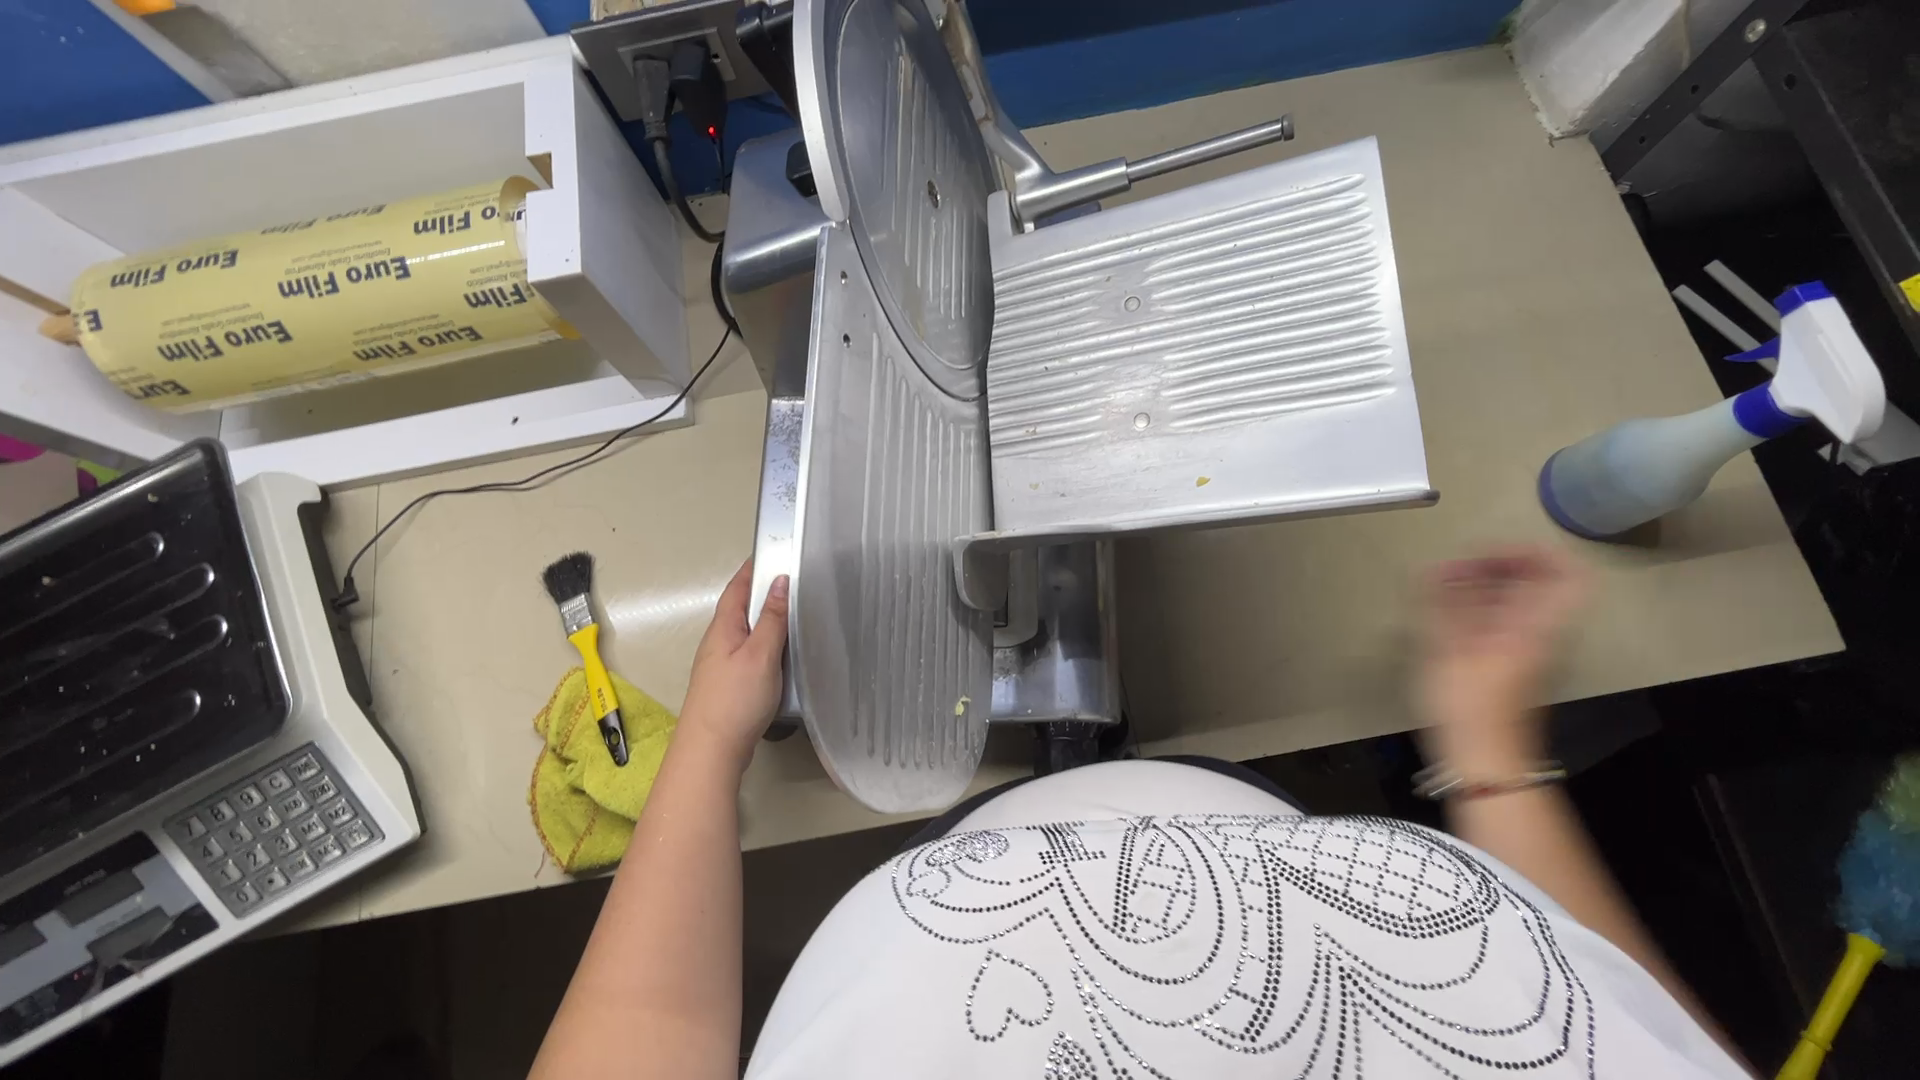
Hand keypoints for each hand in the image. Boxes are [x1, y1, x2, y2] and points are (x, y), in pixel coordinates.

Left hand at [677, 561, 788, 773]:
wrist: (712, 750)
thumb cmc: (736, 698)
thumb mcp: (761, 654)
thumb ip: (772, 618)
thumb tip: (781, 581)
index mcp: (724, 628)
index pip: (738, 587)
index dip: (754, 568)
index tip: (775, 551)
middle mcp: (719, 641)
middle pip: (742, 608)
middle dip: (765, 591)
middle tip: (797, 580)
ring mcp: (722, 664)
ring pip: (748, 632)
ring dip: (769, 619)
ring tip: (798, 612)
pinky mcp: (731, 684)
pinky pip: (751, 652)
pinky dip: (769, 644)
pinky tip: (786, 652)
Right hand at [1417, 546, 1587, 778]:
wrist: (1484, 760)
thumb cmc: (1468, 704)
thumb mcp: (1447, 648)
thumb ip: (1442, 603)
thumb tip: (1437, 566)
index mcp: (1536, 624)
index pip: (1564, 571)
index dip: (1530, 552)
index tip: (1487, 552)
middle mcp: (1541, 632)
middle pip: (1539, 583)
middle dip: (1498, 565)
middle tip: (1460, 567)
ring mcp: (1528, 649)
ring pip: (1520, 602)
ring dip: (1485, 586)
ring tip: (1446, 586)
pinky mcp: (1510, 663)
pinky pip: (1504, 621)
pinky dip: (1478, 609)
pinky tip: (1447, 615)